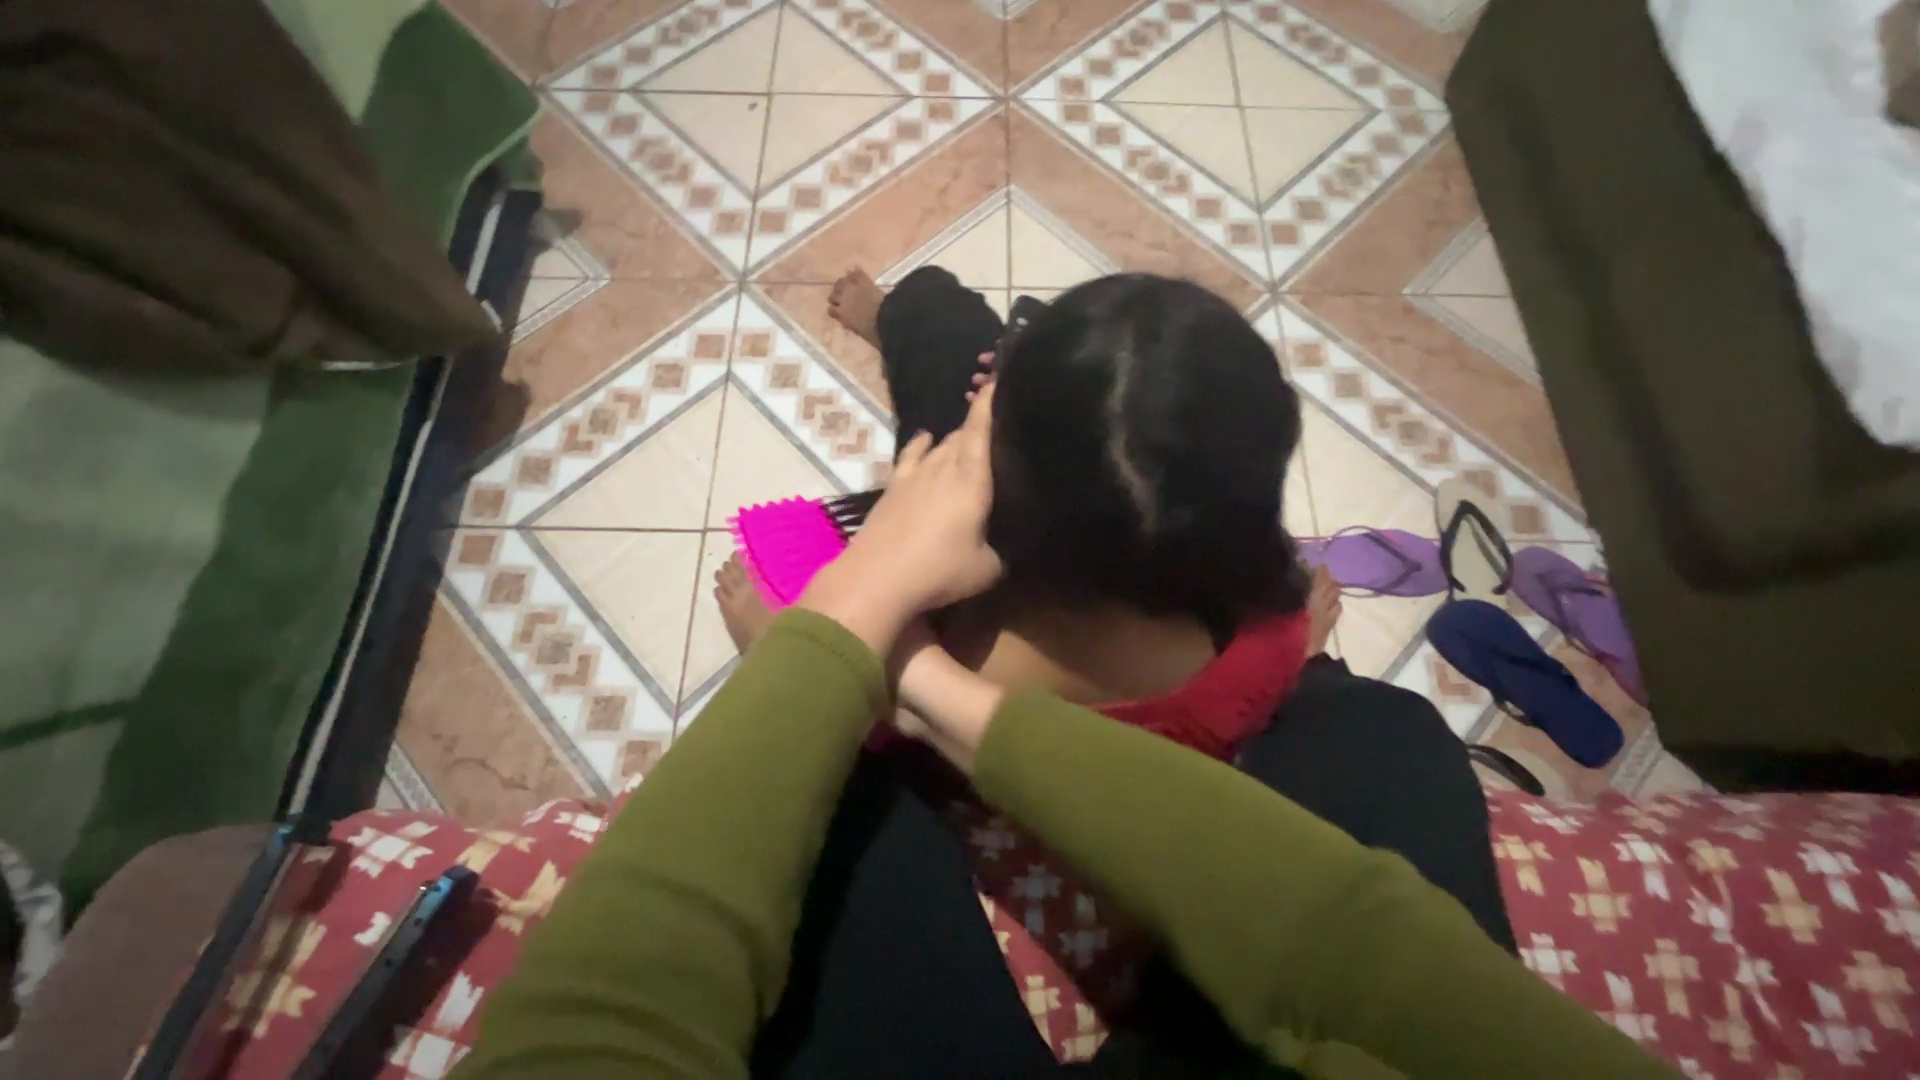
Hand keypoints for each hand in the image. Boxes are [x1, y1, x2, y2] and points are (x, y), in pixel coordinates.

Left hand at [799, 385, 1002, 649]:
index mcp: (972, 477)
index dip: (992, 401)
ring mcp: (914, 474)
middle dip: (980, 422)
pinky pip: (912, 455)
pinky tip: (925, 439)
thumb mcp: (987, 568)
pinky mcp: (893, 487)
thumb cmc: (939, 570)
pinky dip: (922, 445)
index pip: (983, 427)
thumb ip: (1004, 551)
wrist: (876, 578)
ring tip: (969, 436)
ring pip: (940, 444)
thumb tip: (1012, 545)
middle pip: (963, 434)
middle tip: (999, 421)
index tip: (1003, 378)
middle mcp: (943, 466)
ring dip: (955, 438)